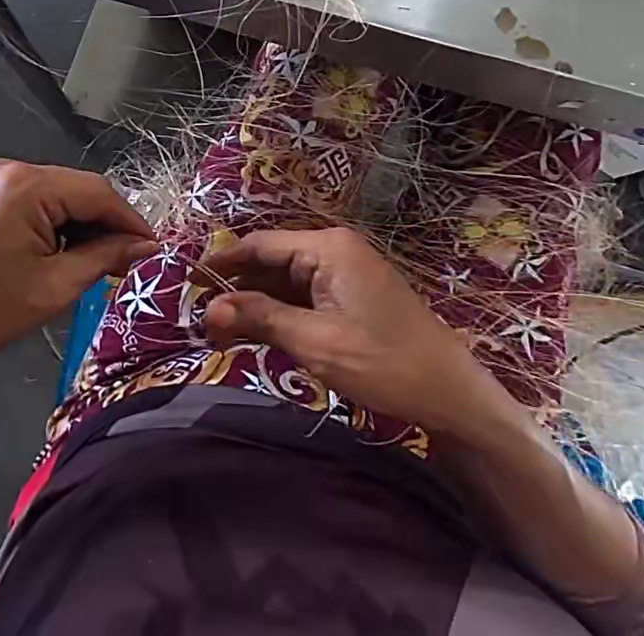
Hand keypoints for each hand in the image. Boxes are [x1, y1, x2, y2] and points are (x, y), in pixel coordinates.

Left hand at [0, 159, 157, 382]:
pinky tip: (62, 256)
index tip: (155, 251)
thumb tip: (146, 247)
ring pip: (58, 197)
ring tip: (95, 266)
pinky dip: (55, 226)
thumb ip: (106, 257)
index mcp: (25, 184)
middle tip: (128, 264)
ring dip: (81, 226)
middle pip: (77, 190)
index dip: (132, 222)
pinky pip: (34, 202)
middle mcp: (7, 169)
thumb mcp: (55, 286)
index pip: (98, 192)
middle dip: (106, 225)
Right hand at [203, 229, 519, 439]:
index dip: (221, 262)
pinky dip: (278, 313)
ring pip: (283, 281)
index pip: (258, 244)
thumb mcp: (314, 342)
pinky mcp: (350, 297)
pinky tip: (255, 333)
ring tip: (221, 329)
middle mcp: (333, 251)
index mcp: (327, 248)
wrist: (455, 399)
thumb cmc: (384, 364)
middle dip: (235, 287)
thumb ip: (259, 317)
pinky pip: (302, 296)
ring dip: (254, 303)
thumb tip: (207, 307)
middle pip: (269, 261)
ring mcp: (344, 274)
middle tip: (201, 314)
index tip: (188, 283)